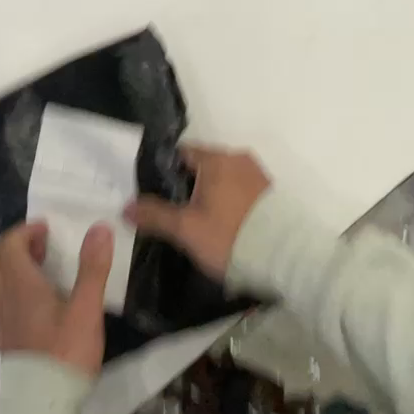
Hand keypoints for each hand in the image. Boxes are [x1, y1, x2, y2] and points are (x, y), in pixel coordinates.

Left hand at [0, 221, 114, 377]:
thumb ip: (92, 268)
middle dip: (11, 246)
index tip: (47, 231)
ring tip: (32, 277)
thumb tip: (99, 228)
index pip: (9, 243)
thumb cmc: (66, 352)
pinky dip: (2, 303)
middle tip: (39, 251)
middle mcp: (2, 298)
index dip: (25, 231)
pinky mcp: (0, 343)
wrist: (45, 403)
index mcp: (21, 284)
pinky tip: (21, 311)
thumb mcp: (87, 309)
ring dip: (4, 272)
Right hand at [123, 145, 269, 279]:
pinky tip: (222, 225)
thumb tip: (125, 206)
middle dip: (186, 186)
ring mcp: (258, 176)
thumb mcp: (186, 229)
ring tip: (197, 222)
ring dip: (209, 195)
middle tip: (173, 212)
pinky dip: (228, 203)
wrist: (288, 259)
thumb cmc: (231, 237)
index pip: (180, 154)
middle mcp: (239, 159)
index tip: (154, 194)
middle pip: (201, 166)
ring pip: (221, 179)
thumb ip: (154, 215)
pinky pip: (239, 191)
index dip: (163, 173)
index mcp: (216, 159)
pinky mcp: (272, 194)